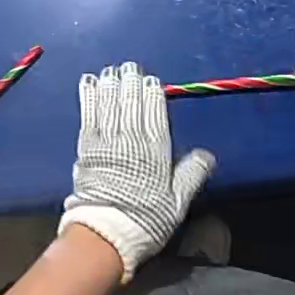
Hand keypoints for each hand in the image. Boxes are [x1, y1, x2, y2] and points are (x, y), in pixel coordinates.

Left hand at [60, 62, 214, 280]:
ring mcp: (106, 141)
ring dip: (109, 85)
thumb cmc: (146, 217)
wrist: (108, 229)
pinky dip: (88, 96)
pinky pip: (88, 114)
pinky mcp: (86, 146)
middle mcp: (131, 140)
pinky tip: (88, 82)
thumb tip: (207, 155)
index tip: (149, 79)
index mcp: (156, 151)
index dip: (152, 94)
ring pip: (109, 104)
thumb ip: (191, 174)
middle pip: (131, 103)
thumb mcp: (178, 200)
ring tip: (110, 70)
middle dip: (129, 83)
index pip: (155, 113)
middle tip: (128, 66)